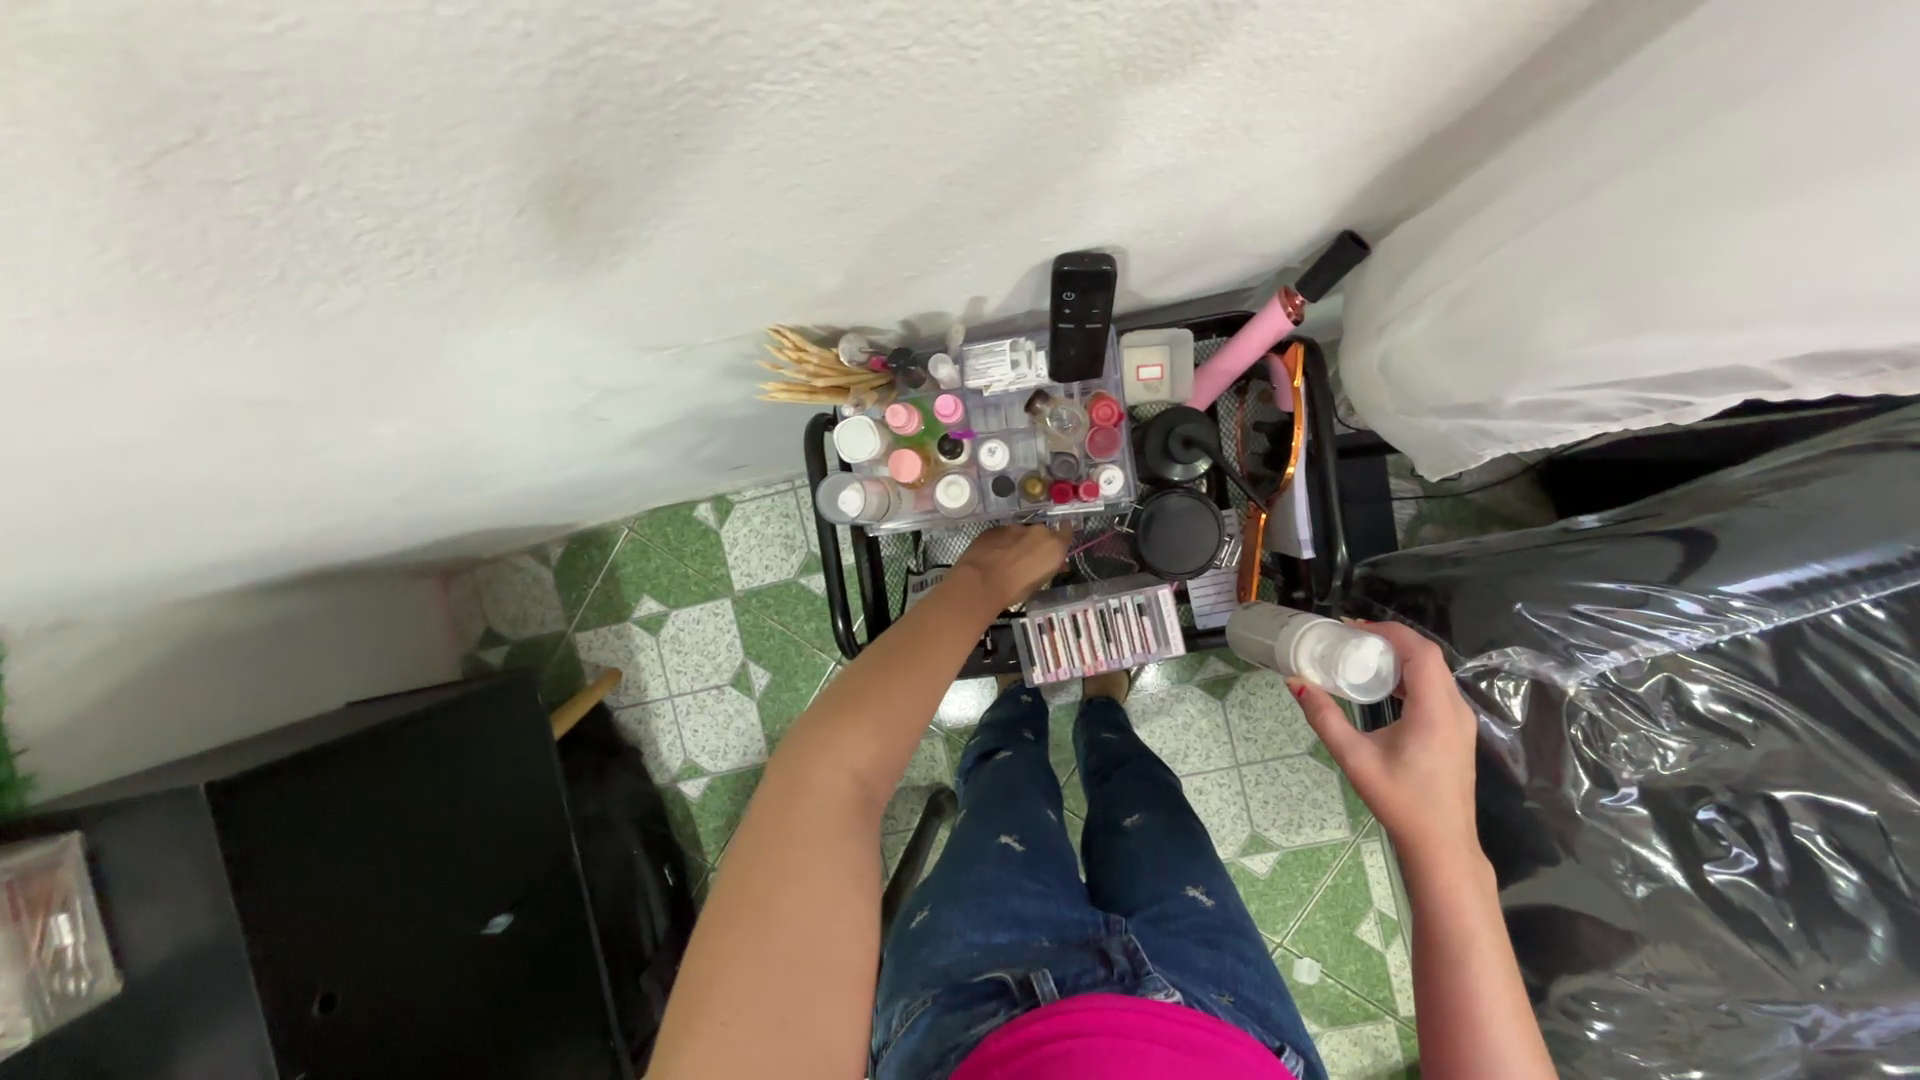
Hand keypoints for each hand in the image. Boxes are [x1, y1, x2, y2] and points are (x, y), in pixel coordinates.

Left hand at [949, 524, 1069, 611]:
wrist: (981, 581)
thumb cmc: (1016, 589)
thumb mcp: (1040, 583)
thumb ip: (1050, 567)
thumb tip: (1057, 564)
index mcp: (1054, 545)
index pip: (1067, 532)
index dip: (1062, 536)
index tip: (1058, 542)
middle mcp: (1037, 531)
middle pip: (1042, 533)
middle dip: (1037, 542)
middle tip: (1029, 558)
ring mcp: (1015, 527)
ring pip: (1021, 533)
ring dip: (1018, 542)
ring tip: (1008, 559)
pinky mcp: (995, 528)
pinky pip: (1003, 534)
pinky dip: (1001, 542)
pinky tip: (993, 555)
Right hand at [1291, 620, 1481, 869]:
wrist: (1441, 842)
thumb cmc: (1398, 800)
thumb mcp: (1354, 757)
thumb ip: (1324, 717)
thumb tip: (1295, 681)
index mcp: (1434, 710)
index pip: (1419, 652)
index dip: (1388, 631)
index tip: (1351, 628)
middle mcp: (1455, 708)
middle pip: (1428, 656)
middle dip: (1390, 639)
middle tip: (1350, 638)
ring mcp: (1461, 720)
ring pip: (1435, 671)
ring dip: (1401, 657)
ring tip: (1362, 656)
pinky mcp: (1457, 730)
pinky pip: (1437, 688)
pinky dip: (1410, 676)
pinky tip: (1384, 686)